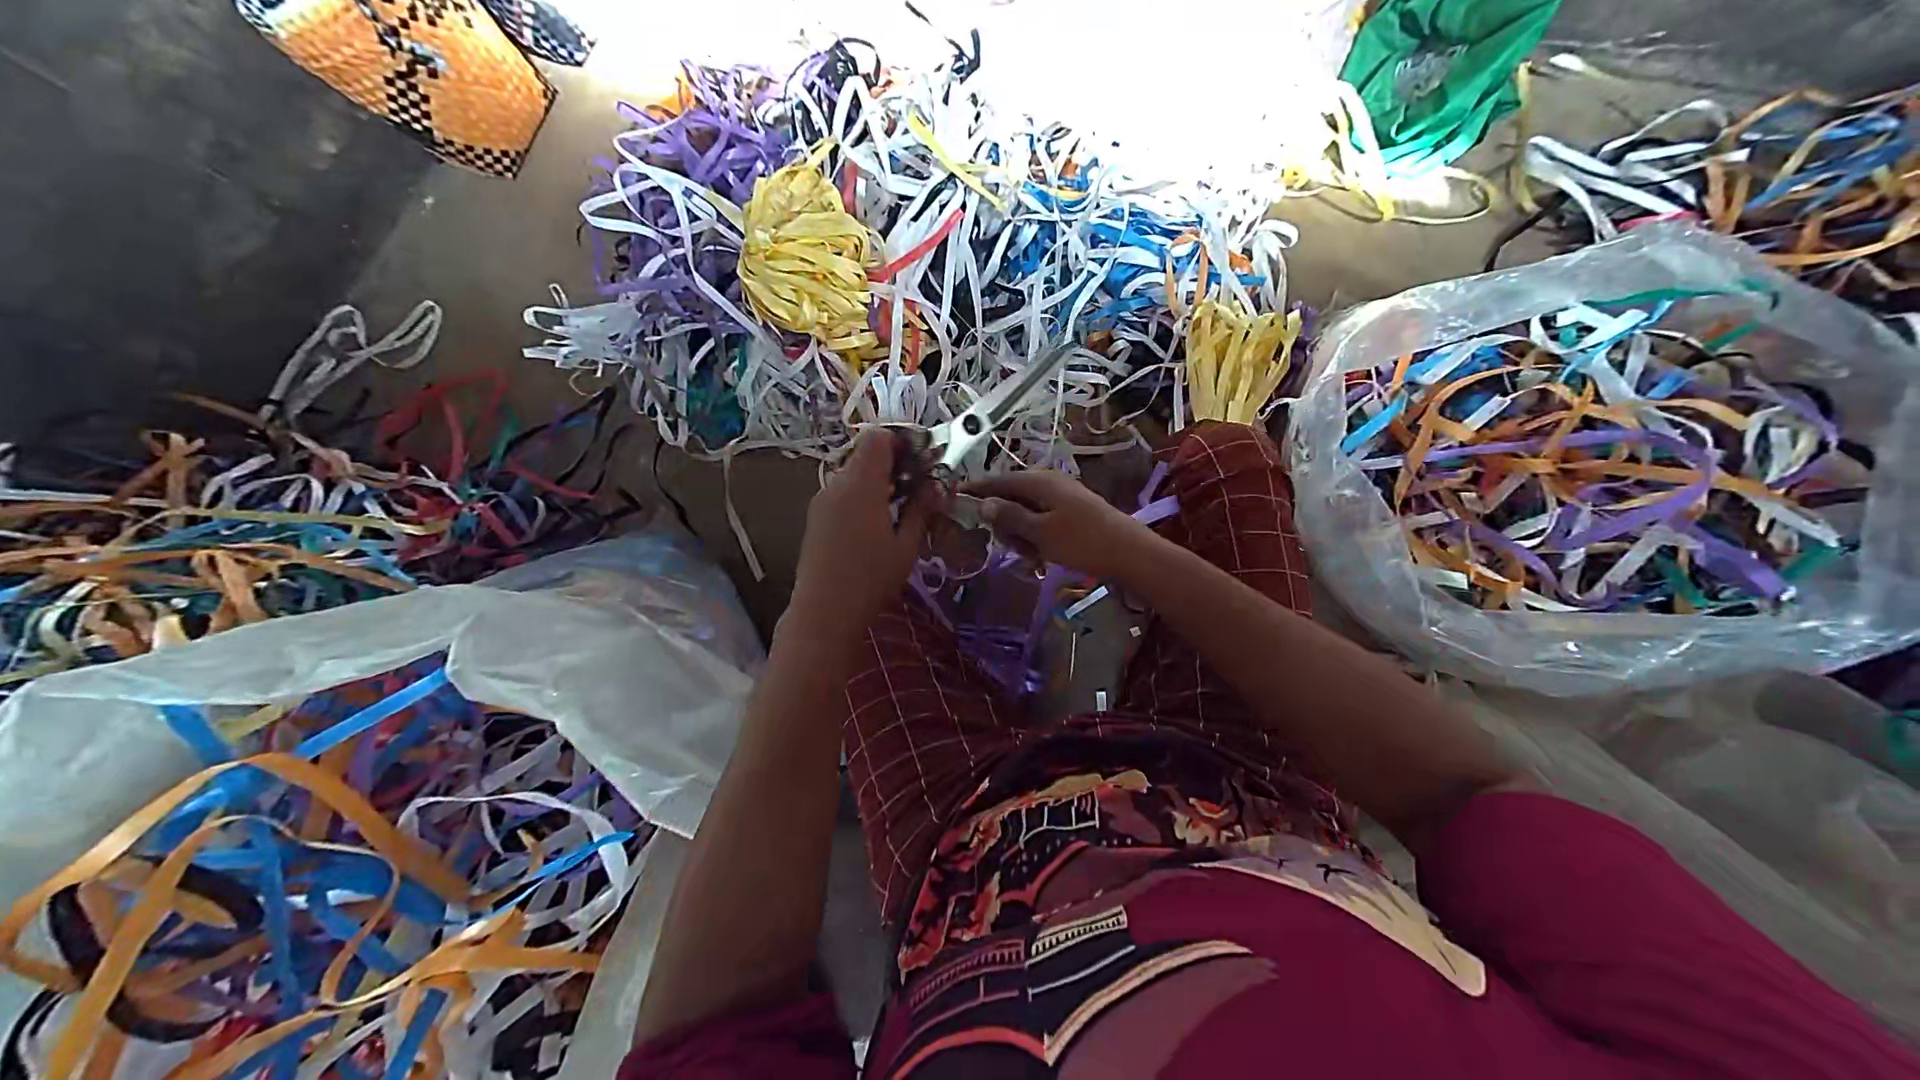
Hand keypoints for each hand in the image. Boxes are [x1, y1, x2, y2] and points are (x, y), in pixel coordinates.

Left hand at [787, 429, 942, 640]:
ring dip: (879, 482)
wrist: (823, 612)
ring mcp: (822, 501)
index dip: (903, 442)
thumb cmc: (870, 579)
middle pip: (866, 455)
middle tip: (920, 488)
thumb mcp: (906, 546)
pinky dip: (863, 497)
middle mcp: (836, 485)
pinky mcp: (816, 517)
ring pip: (854, 475)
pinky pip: (843, 493)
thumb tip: (935, 486)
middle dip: (895, 464)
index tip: (924, 462)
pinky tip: (878, 525)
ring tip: (902, 509)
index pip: (878, 438)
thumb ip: (921, 509)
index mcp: (861, 485)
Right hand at [964, 470, 1161, 579]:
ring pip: (1024, 514)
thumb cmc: (1082, 541)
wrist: (1130, 553)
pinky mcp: (1071, 512)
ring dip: (1021, 536)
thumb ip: (1009, 516)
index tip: (954, 500)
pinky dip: (1036, 538)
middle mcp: (1047, 482)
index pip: (995, 481)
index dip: (974, 491)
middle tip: (1014, 549)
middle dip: (1004, 524)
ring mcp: (1060, 496)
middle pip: (1009, 498)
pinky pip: (1041, 522)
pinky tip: (1043, 558)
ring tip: (1033, 558)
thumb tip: (983, 502)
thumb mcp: (1039, 532)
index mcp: (1037, 481)